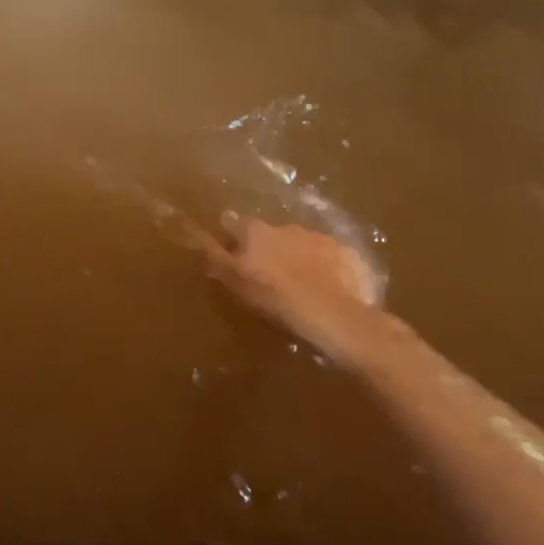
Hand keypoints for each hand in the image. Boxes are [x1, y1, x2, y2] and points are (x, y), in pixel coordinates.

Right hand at [198, 218, 388, 365]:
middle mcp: (287, 226)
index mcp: (255, 231)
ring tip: (302, 287)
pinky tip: (328, 291)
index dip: (232, 243)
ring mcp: (322, 239)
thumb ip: (214, 256)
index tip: (233, 261)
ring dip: (298, 259)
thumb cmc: (277, 300)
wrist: (338, 318)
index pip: (234, 226)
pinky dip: (328, 269)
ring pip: (302, 245)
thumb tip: (192, 231)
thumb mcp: (235, 282)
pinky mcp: (351, 255)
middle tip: (268, 278)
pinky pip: (332, 258)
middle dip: (268, 250)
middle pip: (270, 235)